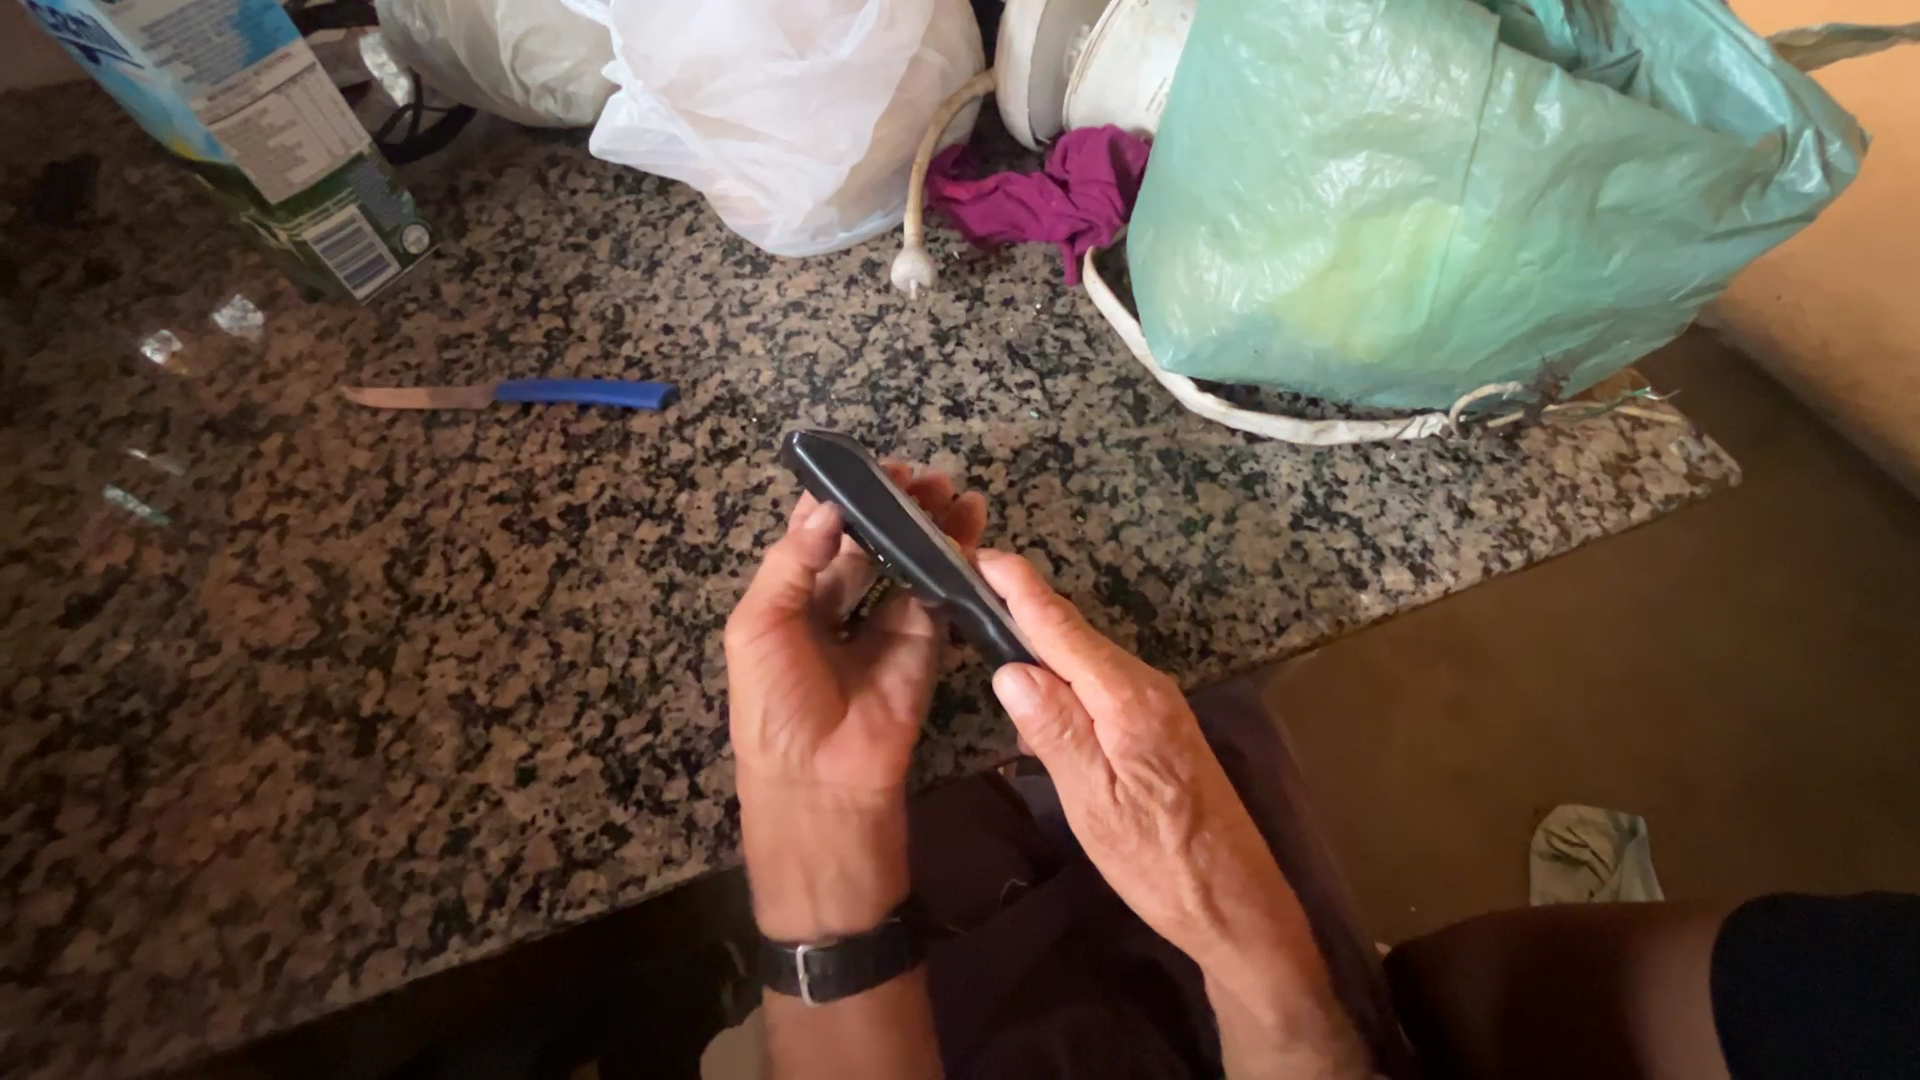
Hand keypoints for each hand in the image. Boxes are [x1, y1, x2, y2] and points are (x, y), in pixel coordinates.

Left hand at [726, 466, 985, 939]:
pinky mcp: (925, 640)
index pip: (821, 532)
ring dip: (929, 524)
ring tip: (950, 491)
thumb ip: (791, 562)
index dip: (844, 498)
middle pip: (872, 540)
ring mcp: (887, 620)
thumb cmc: (775, 703)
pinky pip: (938, 592)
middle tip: (922, 477)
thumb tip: (825, 506)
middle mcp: (841, 601)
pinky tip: (966, 528)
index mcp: (794, 595)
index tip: (870, 470)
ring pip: (909, 559)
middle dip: (895, 506)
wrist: (822, 780)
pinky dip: (954, 560)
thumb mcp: (758, 626)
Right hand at [977, 551, 1366, 1074]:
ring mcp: (1156, 703)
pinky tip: (1040, 685)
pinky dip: (1063, 672)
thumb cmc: (1161, 863)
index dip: (1019, 588)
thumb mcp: (1095, 804)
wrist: (1240, 905)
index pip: (1060, 628)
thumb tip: (1010, 669)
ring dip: (1040, 638)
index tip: (980, 553)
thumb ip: (1055, 732)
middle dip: (1022, 605)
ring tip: (991, 625)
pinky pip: (1099, 682)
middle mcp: (1144, 686)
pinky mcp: (1157, 723)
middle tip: (970, 586)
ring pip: (1085, 657)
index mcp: (1126, 698)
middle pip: (1073, 634)